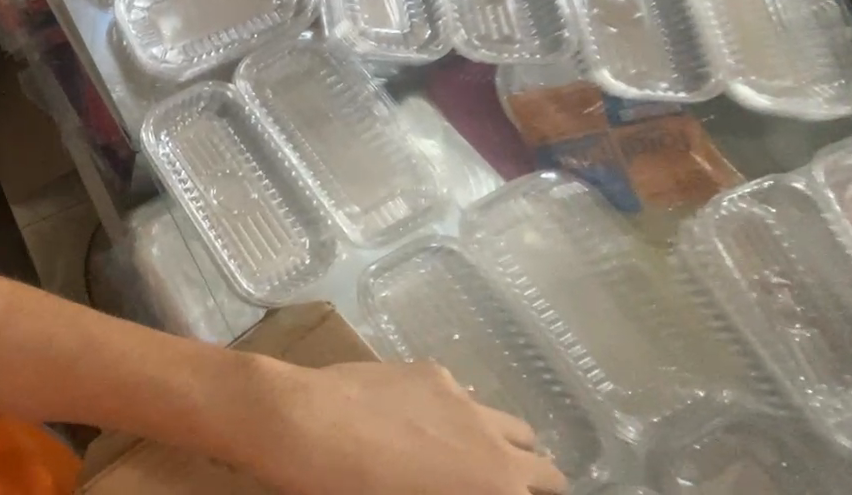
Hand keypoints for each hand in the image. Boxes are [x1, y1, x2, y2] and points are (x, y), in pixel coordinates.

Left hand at [247, 359, 569, 494]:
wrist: (304, 426)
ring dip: (499, 441)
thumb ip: (458, 491)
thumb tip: (458, 482)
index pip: (547, 491)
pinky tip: (417, 414)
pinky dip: (454, 408)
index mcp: (498, 487)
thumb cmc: (355, 488)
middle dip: (529, 479)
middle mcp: (494, 441)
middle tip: (494, 487)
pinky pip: (459, 393)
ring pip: (507, 424)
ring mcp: (460, 399)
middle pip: (542, 466)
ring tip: (465, 452)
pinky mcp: (426, 370)